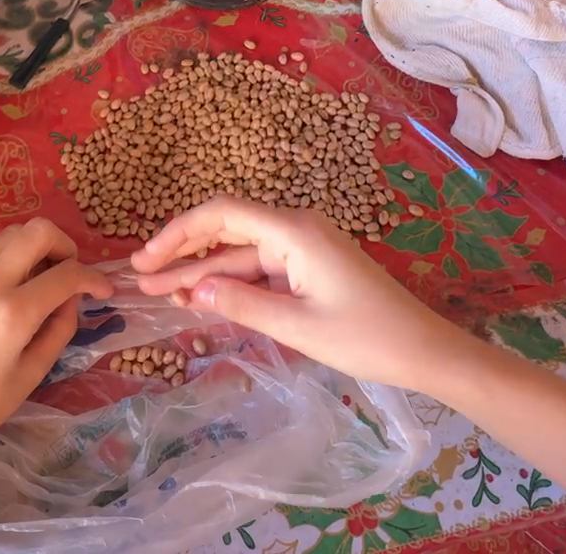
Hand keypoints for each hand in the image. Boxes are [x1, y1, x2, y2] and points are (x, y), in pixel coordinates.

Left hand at [0, 219, 113, 490]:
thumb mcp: (32, 374)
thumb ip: (60, 328)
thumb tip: (73, 297)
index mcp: (12, 314)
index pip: (67, 274)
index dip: (94, 277)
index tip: (105, 289)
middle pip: (37, 230)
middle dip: (64, 245)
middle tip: (71, 272)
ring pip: (10, 233)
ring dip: (35, 246)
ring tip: (42, 279)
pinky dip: (8, 257)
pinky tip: (11, 287)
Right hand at [131, 198, 461, 391]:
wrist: (425, 351)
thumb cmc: (367, 337)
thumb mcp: (299, 326)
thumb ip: (243, 304)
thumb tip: (194, 289)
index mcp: (293, 230)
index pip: (222, 214)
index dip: (178, 231)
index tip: (147, 257)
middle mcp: (293, 229)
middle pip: (225, 230)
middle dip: (182, 252)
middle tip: (140, 274)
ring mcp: (299, 248)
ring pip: (238, 254)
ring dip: (202, 272)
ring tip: (159, 291)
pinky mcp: (305, 267)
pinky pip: (257, 270)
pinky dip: (230, 284)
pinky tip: (199, 297)